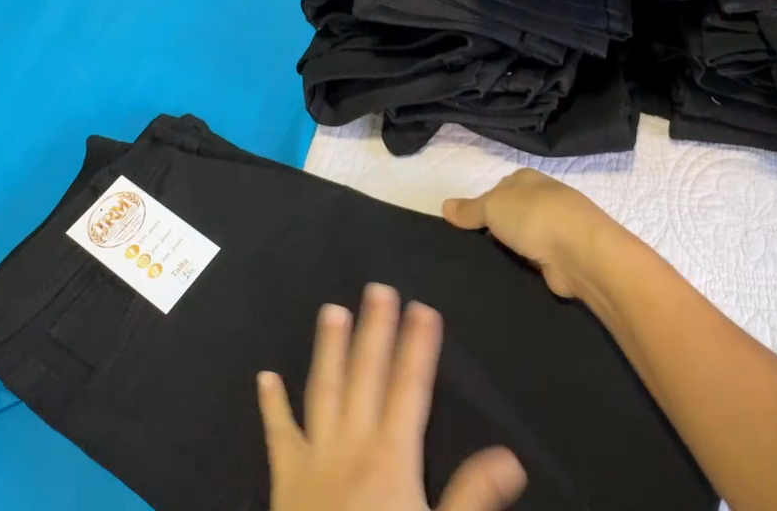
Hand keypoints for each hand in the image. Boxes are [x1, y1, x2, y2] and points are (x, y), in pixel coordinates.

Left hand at [258, 283, 526, 510]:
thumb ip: (471, 497)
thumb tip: (511, 456)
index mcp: (391, 459)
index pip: (410, 389)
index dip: (418, 347)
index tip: (424, 308)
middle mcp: (351, 447)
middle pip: (366, 378)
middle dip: (375, 331)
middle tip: (378, 287)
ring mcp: (313, 461)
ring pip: (323, 393)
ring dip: (328, 351)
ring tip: (331, 310)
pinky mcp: (284, 482)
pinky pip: (278, 437)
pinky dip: (272, 407)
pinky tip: (264, 378)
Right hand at [442, 169, 624, 299]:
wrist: (580, 253)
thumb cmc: (535, 217)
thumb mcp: (493, 205)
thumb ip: (470, 209)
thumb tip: (446, 206)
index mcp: (528, 179)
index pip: (498, 188)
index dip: (480, 205)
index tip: (463, 225)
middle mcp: (543, 200)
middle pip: (510, 214)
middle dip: (493, 229)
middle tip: (466, 248)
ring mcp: (554, 230)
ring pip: (521, 239)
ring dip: (508, 250)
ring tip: (480, 267)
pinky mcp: (559, 258)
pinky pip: (531, 260)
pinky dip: (521, 267)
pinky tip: (504, 278)